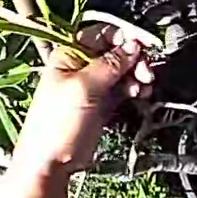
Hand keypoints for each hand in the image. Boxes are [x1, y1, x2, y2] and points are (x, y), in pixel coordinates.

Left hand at [6, 24, 154, 188]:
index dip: (125, 37)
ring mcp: (93, 85)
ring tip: (143, 87)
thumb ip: (111, 64)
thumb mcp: (84, 87)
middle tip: (146, 72)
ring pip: (123, 70)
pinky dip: (134, 89)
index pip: (103, 33)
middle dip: (135, 59)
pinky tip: (140, 94)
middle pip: (117, 51)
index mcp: (70, 54)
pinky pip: (123, 88)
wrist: (50, 164)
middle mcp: (82, 66)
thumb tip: (133, 44)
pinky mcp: (102, 103)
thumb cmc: (58, 123)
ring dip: (137, 75)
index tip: (146, 45)